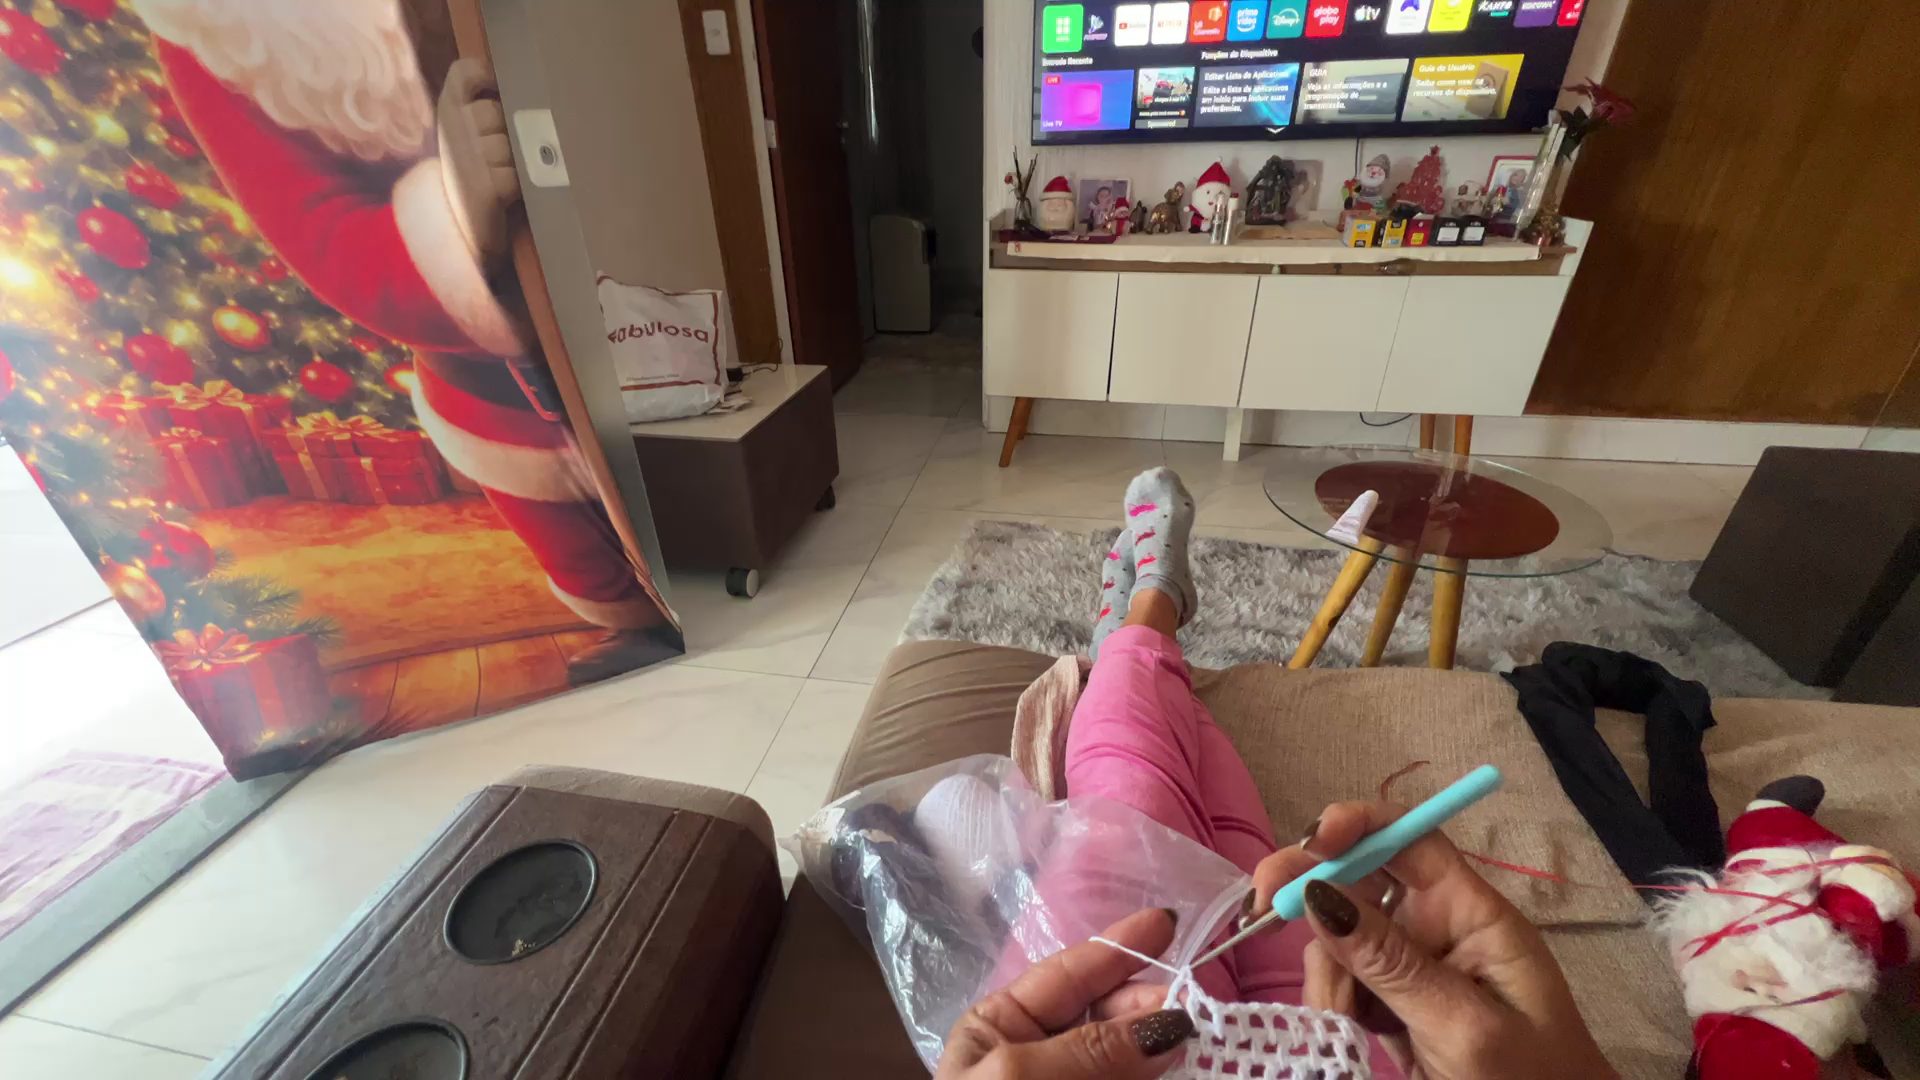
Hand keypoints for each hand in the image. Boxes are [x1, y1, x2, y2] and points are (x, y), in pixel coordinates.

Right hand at [437, 57, 518, 260]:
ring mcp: (468, 159)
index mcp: (448, 111)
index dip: (487, 74)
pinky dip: (523, 185)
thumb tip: (525, 98)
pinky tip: (514, 193)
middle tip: (506, 156)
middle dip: (511, 133)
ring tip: (508, 177)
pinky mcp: (487, 188)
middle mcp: (453, 130)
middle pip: (498, 112)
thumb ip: (486, 114)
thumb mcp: (470, 139)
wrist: (461, 229)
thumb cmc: (473, 179)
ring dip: (519, 162)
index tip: (503, 87)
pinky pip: (518, 174)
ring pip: (511, 145)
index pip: (465, 73)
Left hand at [935, 908, 1195, 1079]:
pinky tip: (1187, 1073)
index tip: (1168, 923)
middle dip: (1150, 1007)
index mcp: (1003, 1027)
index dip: (1119, 946)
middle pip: (1106, 1018)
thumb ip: (1089, 1052)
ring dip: (1164, 1052)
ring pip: (1129, 1064)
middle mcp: (1038, 1058)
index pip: (1069, 974)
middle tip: (1199, 1009)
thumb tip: (1169, 1022)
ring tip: (1204, 1045)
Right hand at [1252, 801, 1616, 1079]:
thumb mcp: (1465, 1029)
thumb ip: (1390, 961)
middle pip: (1354, 871)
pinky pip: (1332, 968)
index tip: (1312, 846)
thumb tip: (1316, 893)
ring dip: (1324, 967)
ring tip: (1344, 1019)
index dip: (1356, 824)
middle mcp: (1431, 920)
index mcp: (1469, 911)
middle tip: (1262, 911)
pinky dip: (1328, 994)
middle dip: (1306, 887)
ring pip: (1332, 926)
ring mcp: (1403, 955)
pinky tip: (1348, 1027)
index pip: (1408, 837)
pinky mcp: (1382, 989)